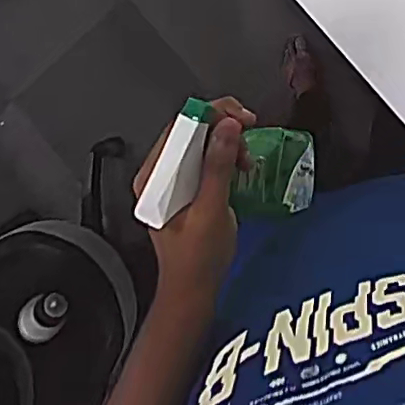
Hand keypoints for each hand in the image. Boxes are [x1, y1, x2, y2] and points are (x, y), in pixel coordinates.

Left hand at [137, 98, 254, 294]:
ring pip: (202, 142)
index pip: (179, 129)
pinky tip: (241, 167)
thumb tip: (228, 126)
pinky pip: (207, 158)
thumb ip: (217, 167)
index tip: (242, 118)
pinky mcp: (188, 187)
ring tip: (246, 161)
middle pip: (190, 131)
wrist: (193, 290)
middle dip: (224, 128)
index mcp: (154, 179)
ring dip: (229, 143)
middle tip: (250, 134)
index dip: (212, 115)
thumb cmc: (199, 257)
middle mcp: (159, 175)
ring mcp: (173, 181)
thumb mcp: (211, 210)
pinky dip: (228, 156)